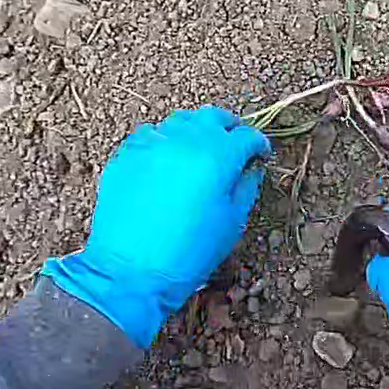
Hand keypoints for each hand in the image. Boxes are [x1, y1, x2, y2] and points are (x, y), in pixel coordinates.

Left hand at [43, 106, 270, 346]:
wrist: (132, 271)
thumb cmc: (189, 252)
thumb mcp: (232, 222)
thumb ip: (246, 186)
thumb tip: (250, 167)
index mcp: (217, 156)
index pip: (246, 136)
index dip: (258, 145)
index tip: (260, 155)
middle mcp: (184, 140)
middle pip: (213, 117)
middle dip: (229, 128)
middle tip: (234, 146)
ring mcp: (152, 144)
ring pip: (181, 121)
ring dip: (197, 132)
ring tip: (200, 153)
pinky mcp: (127, 154)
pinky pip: (152, 136)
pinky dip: (166, 143)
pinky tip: (168, 163)